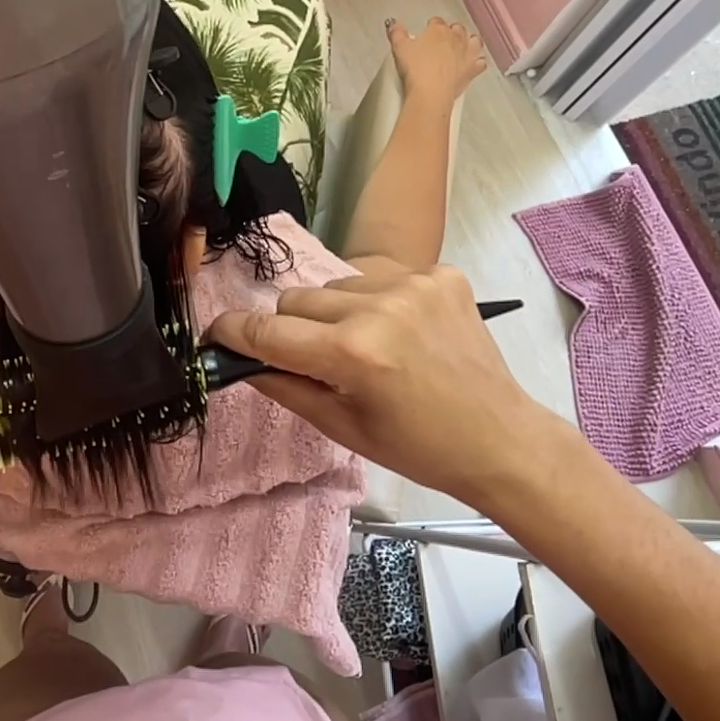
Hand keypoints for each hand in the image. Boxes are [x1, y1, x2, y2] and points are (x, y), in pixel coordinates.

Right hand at [209, 267, 557, 503]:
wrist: (502, 438)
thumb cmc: (419, 447)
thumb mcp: (343, 427)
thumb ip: (285, 386)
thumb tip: (242, 361)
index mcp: (354, 354)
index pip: (269, 332)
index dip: (234, 332)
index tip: (217, 333)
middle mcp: (380, 307)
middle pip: (296, 300)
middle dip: (291, 329)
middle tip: (315, 359)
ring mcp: (414, 284)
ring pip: (334, 286)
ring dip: (333, 313)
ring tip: (365, 345)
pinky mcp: (440, 274)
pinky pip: (377, 277)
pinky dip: (375, 302)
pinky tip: (401, 331)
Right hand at [387, 17, 485, 104]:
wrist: (431, 91)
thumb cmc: (414, 68)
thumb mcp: (399, 48)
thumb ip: (396, 33)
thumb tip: (393, 23)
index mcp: (438, 30)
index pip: (436, 22)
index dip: (430, 27)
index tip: (425, 35)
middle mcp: (456, 37)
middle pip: (457, 28)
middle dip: (451, 32)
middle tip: (440, 43)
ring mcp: (468, 53)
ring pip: (474, 41)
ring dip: (469, 42)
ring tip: (460, 49)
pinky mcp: (473, 69)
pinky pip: (481, 62)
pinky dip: (477, 62)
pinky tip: (471, 66)